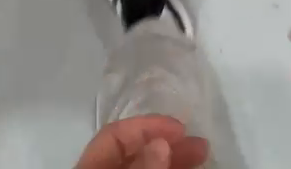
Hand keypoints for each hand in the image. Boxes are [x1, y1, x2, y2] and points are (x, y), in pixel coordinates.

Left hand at [73, 115, 209, 168]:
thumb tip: (162, 142)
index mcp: (88, 164)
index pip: (114, 134)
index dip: (147, 126)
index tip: (181, 128)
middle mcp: (100, 168)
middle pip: (132, 153)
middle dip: (168, 146)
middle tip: (201, 145)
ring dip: (172, 161)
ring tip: (202, 157)